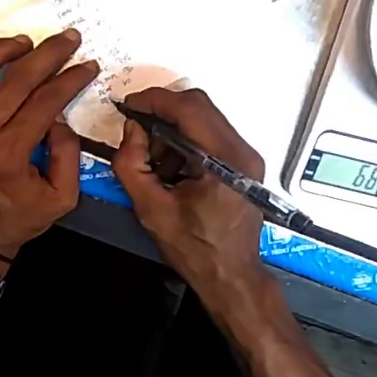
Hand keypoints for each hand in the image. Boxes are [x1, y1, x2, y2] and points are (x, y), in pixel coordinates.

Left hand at [0, 30, 99, 261]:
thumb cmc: (15, 221)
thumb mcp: (59, 198)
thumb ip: (66, 154)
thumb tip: (60, 117)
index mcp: (10, 153)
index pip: (45, 101)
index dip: (70, 79)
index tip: (88, 66)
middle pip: (16, 80)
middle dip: (48, 55)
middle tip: (68, 39)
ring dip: (3, 51)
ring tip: (26, 42)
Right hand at [112, 87, 271, 306]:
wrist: (229, 274)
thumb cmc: (197, 250)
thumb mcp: (150, 208)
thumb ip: (132, 165)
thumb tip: (131, 131)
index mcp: (225, 161)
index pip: (189, 109)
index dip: (155, 101)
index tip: (131, 104)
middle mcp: (242, 152)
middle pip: (199, 106)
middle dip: (162, 113)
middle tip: (136, 127)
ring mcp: (246, 156)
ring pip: (204, 119)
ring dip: (172, 130)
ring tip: (154, 161)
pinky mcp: (242, 163)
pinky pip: (210, 136)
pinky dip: (184, 143)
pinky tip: (170, 170)